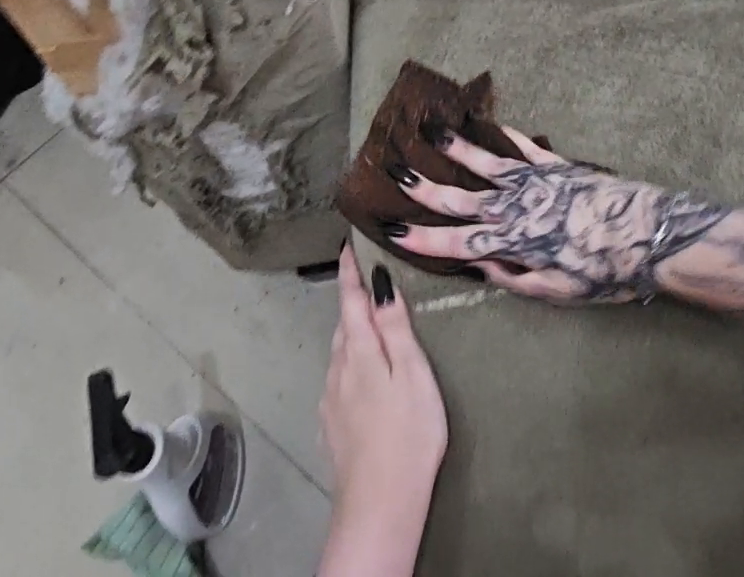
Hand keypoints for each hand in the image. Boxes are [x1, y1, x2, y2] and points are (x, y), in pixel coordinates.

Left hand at [317, 246, 445, 576]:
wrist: (380, 501)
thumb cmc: (409, 432)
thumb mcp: (413, 374)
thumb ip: (395, 329)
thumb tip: (380, 284)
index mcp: (359, 351)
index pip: (350, 300)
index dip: (349, 271)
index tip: (348, 244)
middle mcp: (338, 368)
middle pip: (343, 324)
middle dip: (352, 300)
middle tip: (367, 280)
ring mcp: (331, 398)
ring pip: (340, 352)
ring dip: (352, 332)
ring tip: (371, 324)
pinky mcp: (331, 423)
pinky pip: (339, 379)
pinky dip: (350, 363)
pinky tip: (365, 376)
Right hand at [386, 125, 733, 303]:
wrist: (654, 234)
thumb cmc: (607, 271)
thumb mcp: (558, 292)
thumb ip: (513, 278)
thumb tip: (478, 264)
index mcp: (514, 241)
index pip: (458, 242)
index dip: (425, 239)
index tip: (394, 230)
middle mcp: (517, 206)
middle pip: (462, 197)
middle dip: (426, 187)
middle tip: (396, 171)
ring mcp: (537, 181)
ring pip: (487, 163)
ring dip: (457, 148)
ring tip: (431, 131)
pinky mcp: (559, 166)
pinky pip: (525, 149)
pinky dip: (505, 136)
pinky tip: (491, 125)